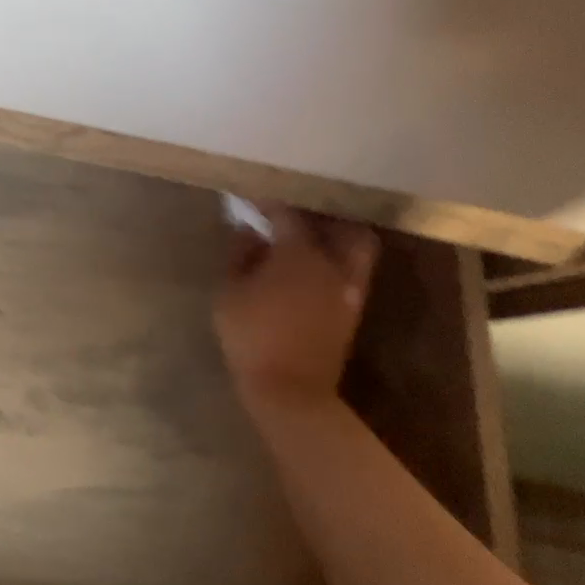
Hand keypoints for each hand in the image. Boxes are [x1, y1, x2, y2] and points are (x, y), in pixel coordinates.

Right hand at [215, 202, 379, 415]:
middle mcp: (333, 265)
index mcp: (300, 255)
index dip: (269, 202)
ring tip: (304, 238)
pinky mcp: (351, 310)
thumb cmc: (251, 334)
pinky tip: (308, 267)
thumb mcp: (230, 292)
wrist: (290, 389)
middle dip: (322, 215)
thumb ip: (240, 255)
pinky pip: (349, 272)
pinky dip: (334, 261)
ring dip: (334, 238)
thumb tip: (248, 230)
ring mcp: (348, 289)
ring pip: (354, 250)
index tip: (251, 195)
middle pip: (344, 227)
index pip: (287, 214)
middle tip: (294, 212)